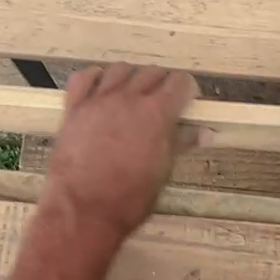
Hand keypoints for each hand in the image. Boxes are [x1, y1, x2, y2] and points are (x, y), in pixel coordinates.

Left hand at [42, 64, 202, 240]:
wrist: (82, 209)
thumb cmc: (128, 198)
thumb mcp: (162, 172)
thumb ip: (181, 144)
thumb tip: (206, 133)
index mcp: (157, 114)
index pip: (180, 83)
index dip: (186, 90)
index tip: (186, 99)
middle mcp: (129, 99)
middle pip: (152, 72)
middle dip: (162, 81)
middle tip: (163, 98)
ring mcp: (98, 101)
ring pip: (119, 70)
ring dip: (131, 76)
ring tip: (133, 91)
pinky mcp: (74, 109)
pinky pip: (83, 78)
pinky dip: (94, 77)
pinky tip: (99, 84)